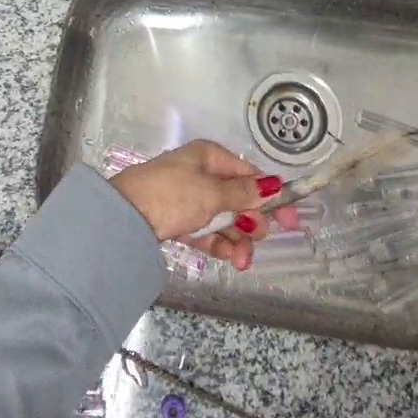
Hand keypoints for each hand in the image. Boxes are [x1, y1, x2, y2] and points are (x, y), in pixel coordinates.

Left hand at [108, 140, 297, 270]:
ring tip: (242, 260)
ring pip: (224, 219)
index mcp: (209, 156)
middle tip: (257, 239)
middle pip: (238, 199)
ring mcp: (188, 198)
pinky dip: (219, 244)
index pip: (248, 174)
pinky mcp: (177, 221)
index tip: (291, 221)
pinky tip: (230, 258)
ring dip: (238, 239)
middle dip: (252, 222)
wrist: (125, 216)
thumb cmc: (173, 194)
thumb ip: (245, 193)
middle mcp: (200, 174)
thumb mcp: (213, 192)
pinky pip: (207, 232)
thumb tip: (274, 185)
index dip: (271, 196)